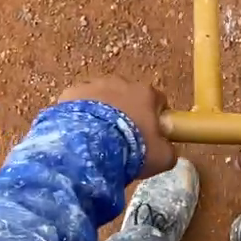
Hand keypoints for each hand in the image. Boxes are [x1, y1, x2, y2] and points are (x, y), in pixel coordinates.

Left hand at [57, 78, 175, 176]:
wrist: (90, 147)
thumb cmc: (132, 149)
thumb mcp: (161, 158)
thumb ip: (169, 150)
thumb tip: (168, 150)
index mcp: (146, 94)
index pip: (158, 101)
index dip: (155, 118)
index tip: (150, 135)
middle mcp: (121, 83)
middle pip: (128, 96)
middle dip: (126, 113)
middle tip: (121, 139)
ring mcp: (94, 85)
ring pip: (102, 97)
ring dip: (102, 112)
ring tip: (97, 139)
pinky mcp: (72, 93)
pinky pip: (79, 103)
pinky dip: (80, 115)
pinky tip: (78, 135)